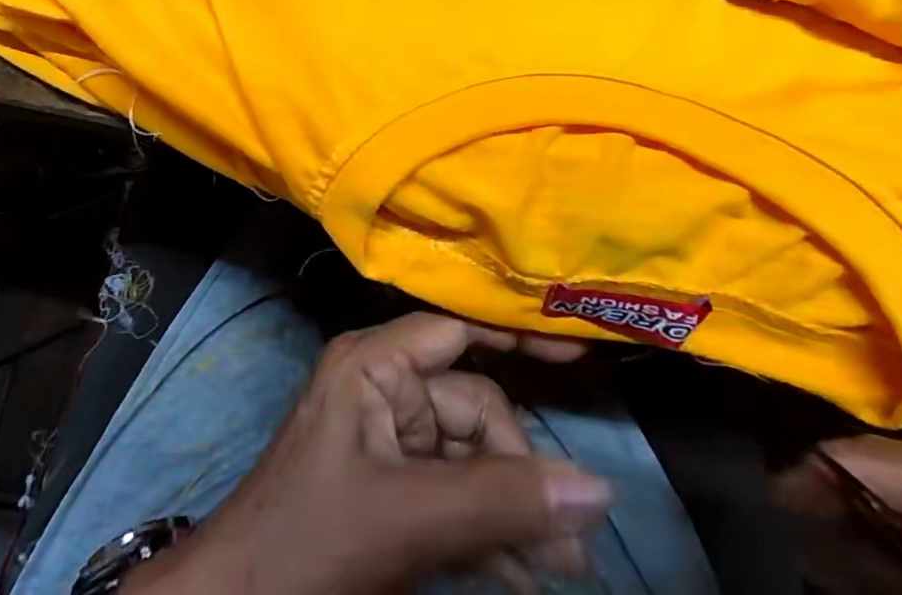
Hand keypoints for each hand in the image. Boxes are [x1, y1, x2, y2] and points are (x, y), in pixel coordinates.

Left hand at [127, 312, 614, 594]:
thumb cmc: (304, 544)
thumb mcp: (404, 517)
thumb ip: (499, 500)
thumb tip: (597, 490)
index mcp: (376, 365)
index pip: (461, 330)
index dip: (519, 335)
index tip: (577, 350)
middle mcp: (388, 391)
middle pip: (477, 413)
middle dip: (521, 474)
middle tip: (571, 539)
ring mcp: (393, 443)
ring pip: (474, 462)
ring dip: (514, 513)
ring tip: (562, 567)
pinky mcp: (396, 489)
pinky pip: (458, 496)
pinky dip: (489, 532)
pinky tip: (524, 574)